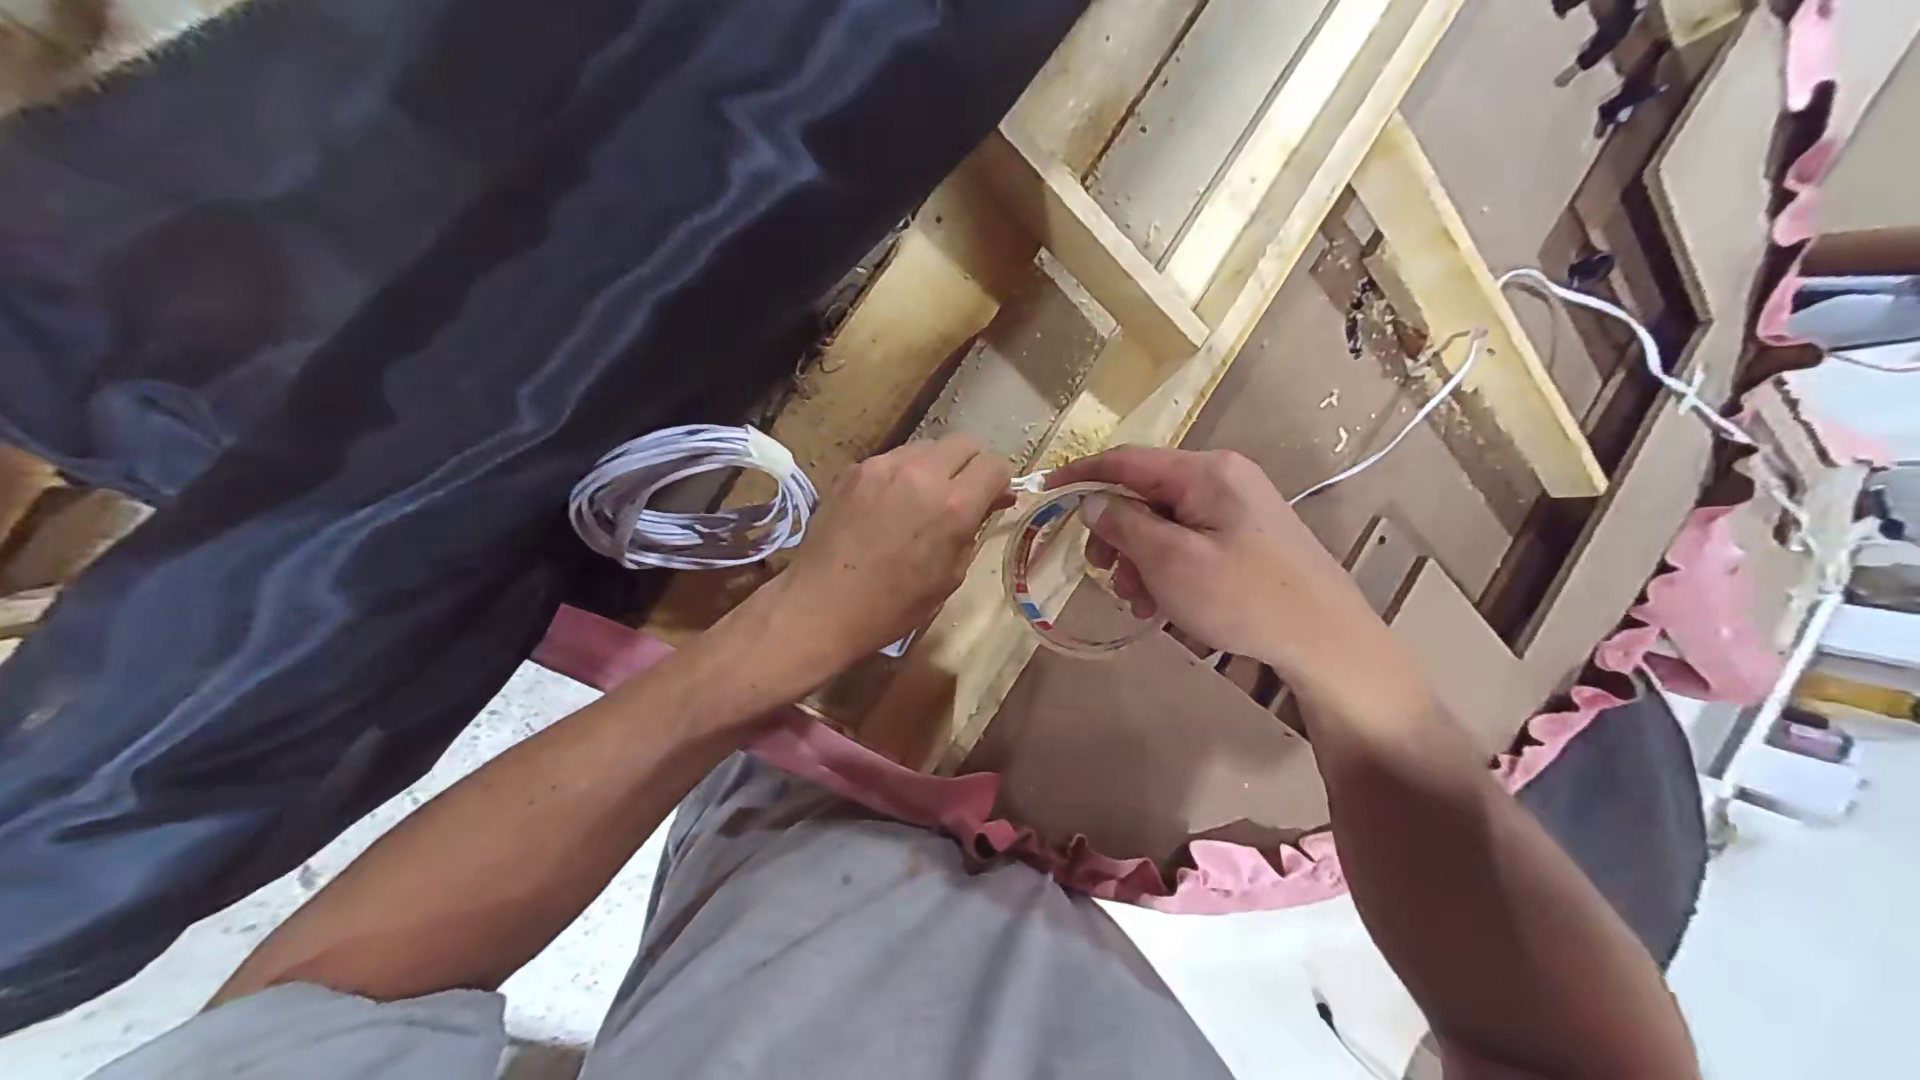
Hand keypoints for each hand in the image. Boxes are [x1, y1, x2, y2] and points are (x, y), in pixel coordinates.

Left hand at [749, 435, 1012, 678]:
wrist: (823, 604)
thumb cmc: (894, 605)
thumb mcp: (950, 575)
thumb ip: (973, 530)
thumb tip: (989, 502)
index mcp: (953, 505)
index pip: (994, 465)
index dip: (1000, 481)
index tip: (994, 498)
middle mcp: (921, 474)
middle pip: (964, 443)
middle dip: (972, 464)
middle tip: (965, 492)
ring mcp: (884, 466)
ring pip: (927, 446)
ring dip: (937, 466)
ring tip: (924, 498)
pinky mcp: (856, 469)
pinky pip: (894, 459)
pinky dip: (904, 474)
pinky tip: (891, 504)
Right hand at [1047, 447, 1418, 707]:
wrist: (1326, 640)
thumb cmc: (1243, 597)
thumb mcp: (1170, 561)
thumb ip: (1124, 525)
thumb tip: (1091, 503)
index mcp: (1205, 472)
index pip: (1126, 460)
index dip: (1081, 474)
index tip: (1044, 492)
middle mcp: (1221, 478)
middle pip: (1144, 493)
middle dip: (1114, 532)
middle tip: (1100, 571)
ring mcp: (1235, 507)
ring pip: (1162, 522)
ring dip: (1137, 558)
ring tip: (1136, 599)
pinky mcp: (1243, 536)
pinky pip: (1186, 540)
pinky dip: (1164, 567)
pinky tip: (1160, 603)